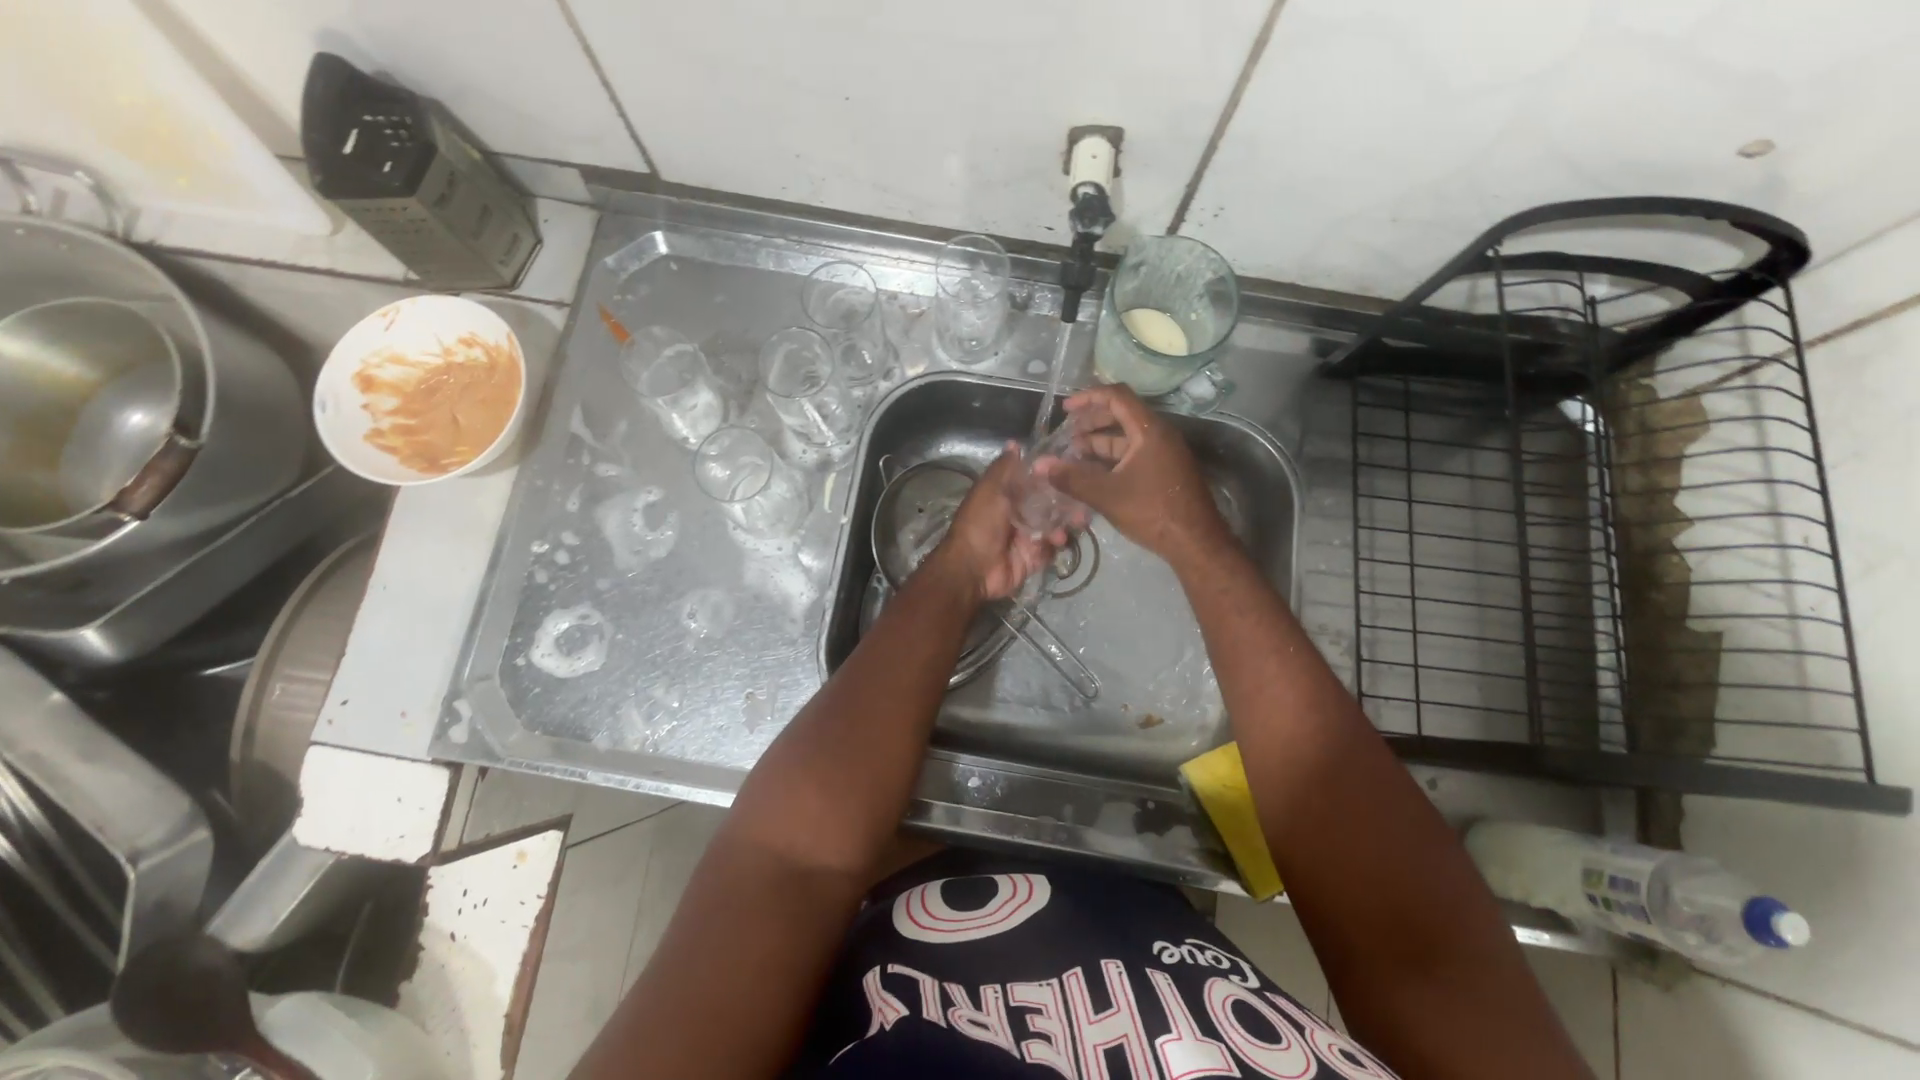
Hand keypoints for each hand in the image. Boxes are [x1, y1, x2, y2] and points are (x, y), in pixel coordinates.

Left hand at [928, 445, 1064, 601]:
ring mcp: (1027, 537)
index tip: (1070, 467)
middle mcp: (1018, 514)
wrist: (972, 568)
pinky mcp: (1033, 557)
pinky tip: (1057, 539)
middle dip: (1066, 500)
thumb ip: (1004, 468)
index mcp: (1006, 496)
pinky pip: (1052, 548)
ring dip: (1066, 521)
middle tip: (1083, 498)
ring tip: (1076, 520)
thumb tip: (1014, 443)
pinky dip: (1057, 542)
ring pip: (1055, 525)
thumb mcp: (989, 490)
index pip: (1035, 481)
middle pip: (1049, 504)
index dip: (1051, 475)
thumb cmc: (980, 524)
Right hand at [1034, 385, 1232, 565]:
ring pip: (1127, 437)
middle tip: (1067, 434)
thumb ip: (1071, 478)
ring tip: (1073, 456)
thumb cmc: (1152, 512)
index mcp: (1148, 430)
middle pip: (1122, 414)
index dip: (1088, 398)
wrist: (1195, 541)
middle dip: (1091, 422)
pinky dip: (1113, 458)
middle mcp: (1159, 434)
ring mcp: (1165, 452)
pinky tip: (1094, 473)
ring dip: (1100, 442)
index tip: (1065, 410)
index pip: (1117, 396)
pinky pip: (1135, 453)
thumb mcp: (1106, 495)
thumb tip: (1040, 465)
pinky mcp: (1166, 470)